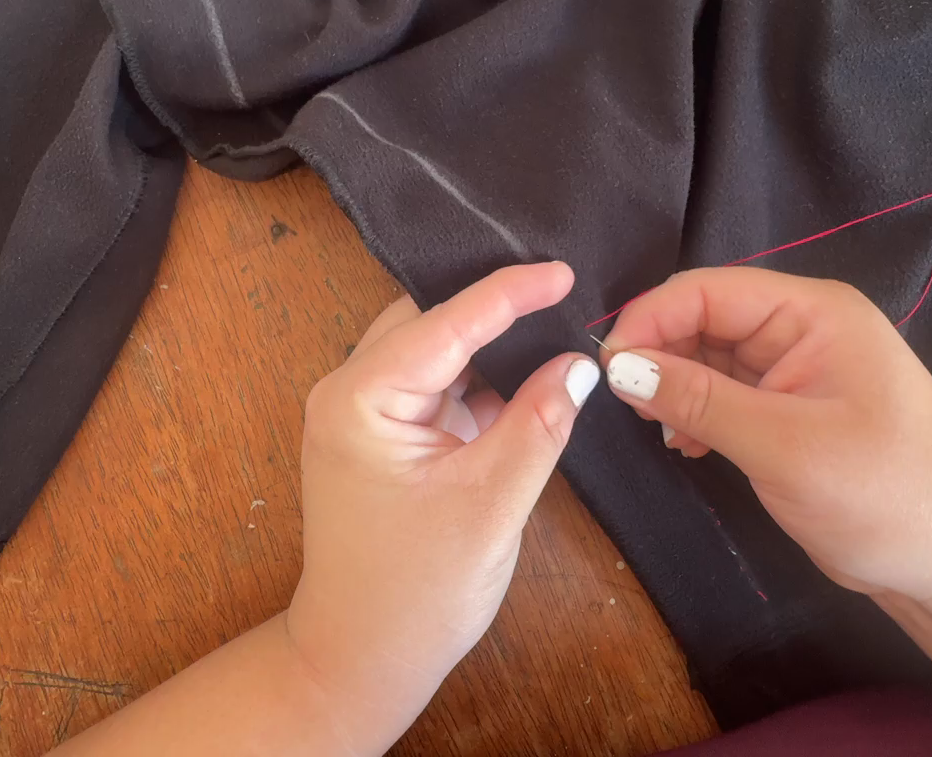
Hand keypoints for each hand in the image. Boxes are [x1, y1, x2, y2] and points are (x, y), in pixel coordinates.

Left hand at [285, 261, 600, 743]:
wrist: (361, 661)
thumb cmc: (417, 591)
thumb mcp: (490, 504)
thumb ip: (537, 424)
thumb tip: (579, 364)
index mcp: (361, 399)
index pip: (445, 323)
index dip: (509, 292)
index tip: (563, 271)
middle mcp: (351, 389)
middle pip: (430, 322)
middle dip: (494, 308)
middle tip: (560, 290)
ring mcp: (364, 409)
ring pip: (434, 349)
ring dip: (488, 342)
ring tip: (551, 321)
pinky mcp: (384, 430)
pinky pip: (436, 383)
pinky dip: (479, 377)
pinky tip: (523, 369)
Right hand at [599, 268, 931, 632]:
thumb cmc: (888, 498)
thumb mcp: (784, 447)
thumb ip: (698, 400)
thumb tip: (617, 365)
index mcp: (812, 311)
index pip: (707, 291)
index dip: (650, 319)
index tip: (607, 366)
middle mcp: (800, 327)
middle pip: (703, 318)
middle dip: (660, 355)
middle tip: (628, 403)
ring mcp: (793, 367)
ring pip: (705, 355)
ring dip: (674, 387)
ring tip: (662, 430)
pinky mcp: (785, 405)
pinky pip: (721, 390)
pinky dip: (694, 411)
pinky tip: (687, 445)